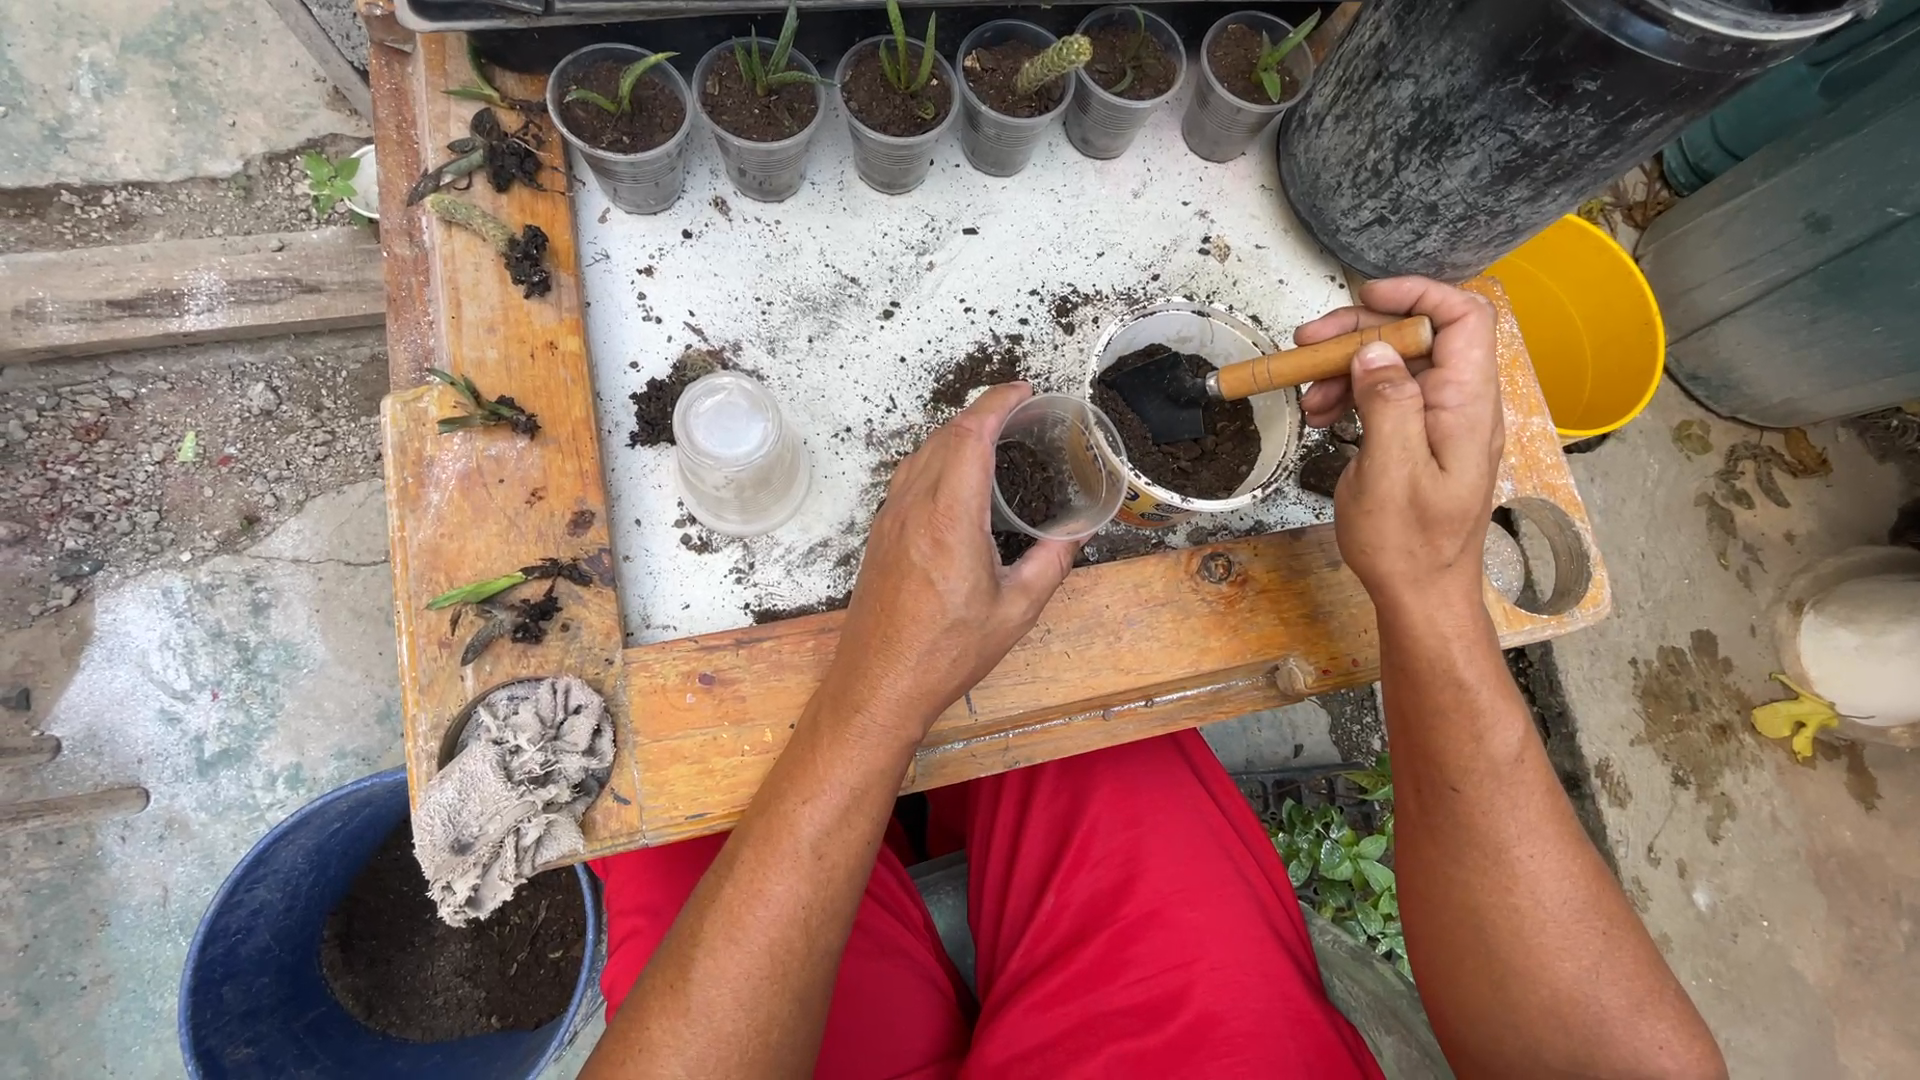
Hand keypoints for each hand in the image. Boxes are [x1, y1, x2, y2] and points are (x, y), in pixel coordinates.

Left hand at [818, 383, 1077, 748]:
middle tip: (1016, 413)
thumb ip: (1049, 564)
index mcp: (949, 518)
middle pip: (943, 436)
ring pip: (920, 454)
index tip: (1022, 391)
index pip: (970, 435)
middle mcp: (913, 508)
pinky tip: (953, 480)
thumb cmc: (944, 653)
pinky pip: (907, 478)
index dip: (996, 402)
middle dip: (980, 413)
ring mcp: (889, 520)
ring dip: (954, 435)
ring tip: (989, 439)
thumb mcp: (1014, 611)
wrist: (878, 684)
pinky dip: (935, 460)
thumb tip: (1075, 534)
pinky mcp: (880, 536)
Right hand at [1295, 277, 1502, 612]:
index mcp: (1466, 405)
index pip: (1463, 318)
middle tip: (1305, 346)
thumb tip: (1374, 352)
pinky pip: (1383, 398)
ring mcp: (1437, 422)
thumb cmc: (1406, 541)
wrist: (1418, 591)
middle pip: (1417, 338)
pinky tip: (1321, 416)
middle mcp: (1459, 404)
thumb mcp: (1390, 472)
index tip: (1364, 294)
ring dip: (1344, 370)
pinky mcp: (1415, 439)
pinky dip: (1348, 398)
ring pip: (1393, 367)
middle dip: (1359, 333)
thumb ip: (1388, 404)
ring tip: (1305, 396)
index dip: (1418, 293)